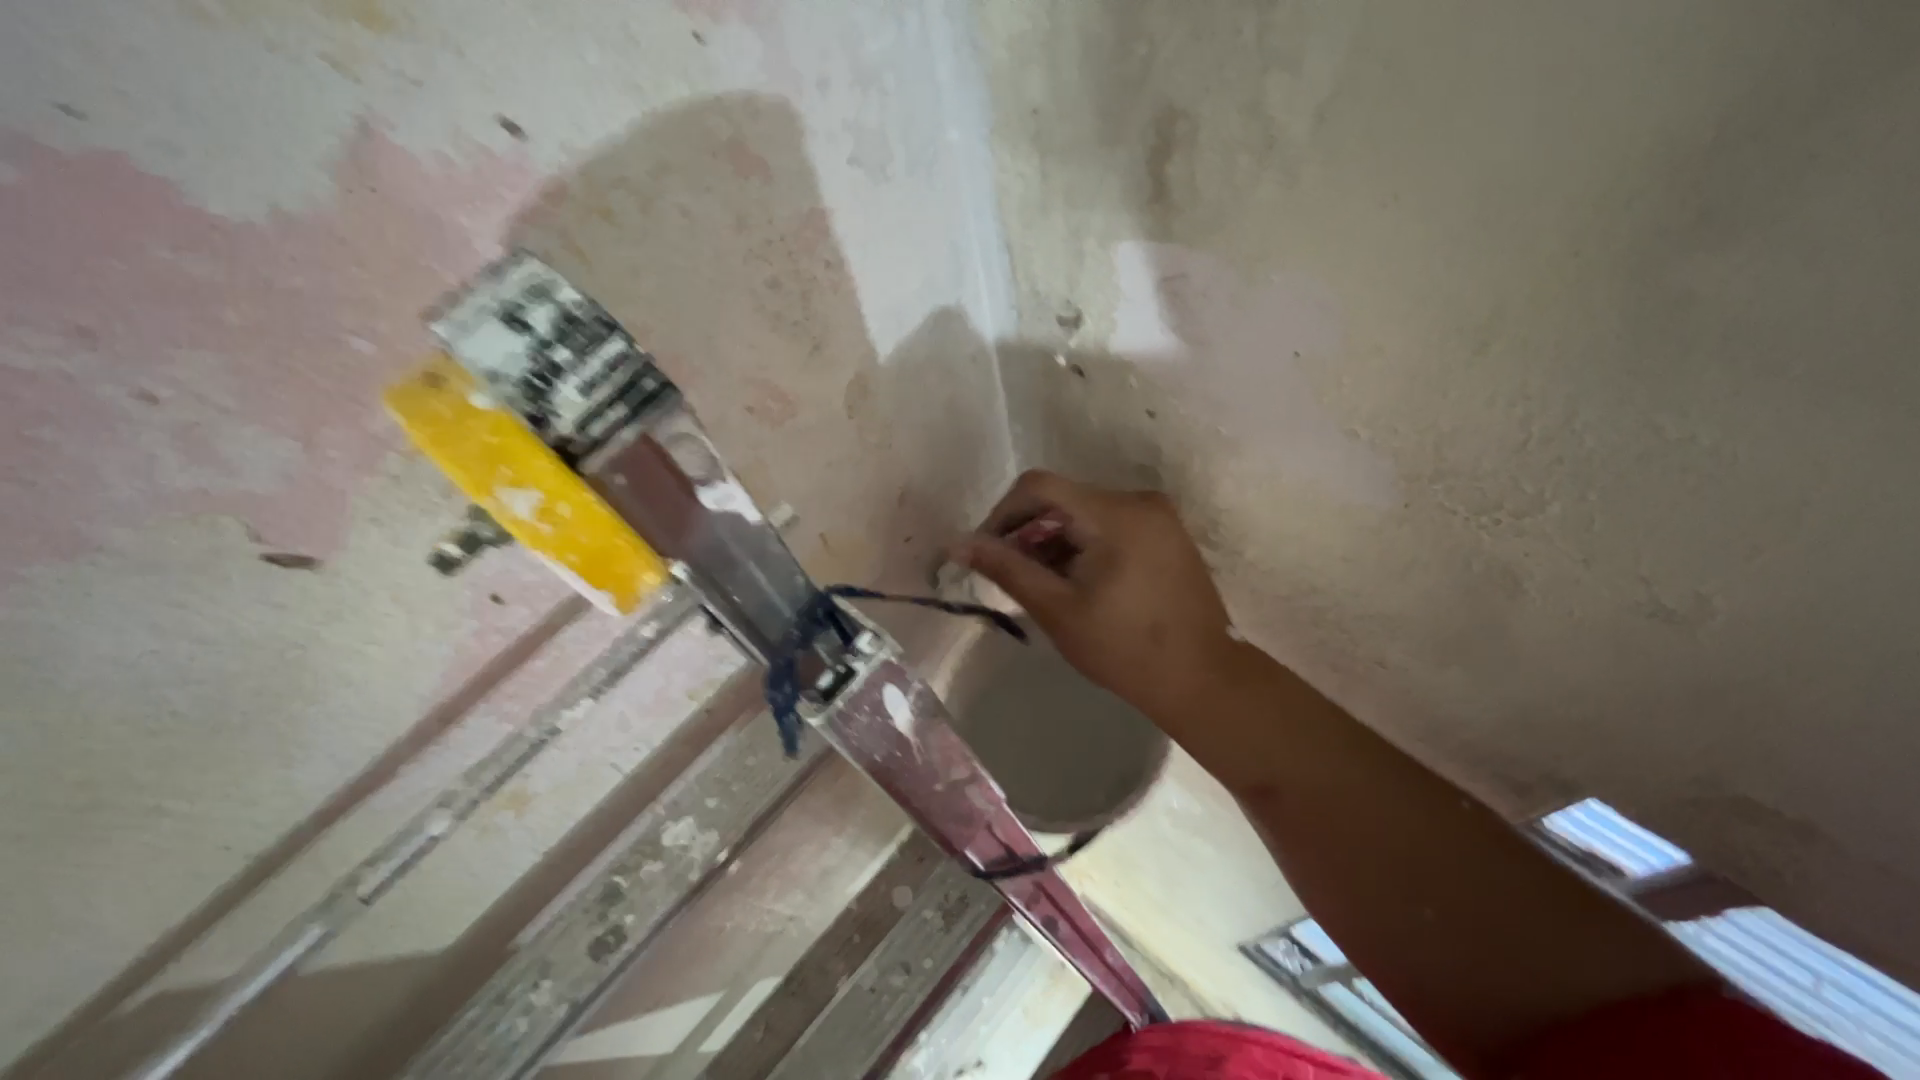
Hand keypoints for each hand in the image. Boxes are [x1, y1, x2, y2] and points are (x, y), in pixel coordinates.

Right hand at [951, 470, 1236, 719]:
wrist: (1203, 677)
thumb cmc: (1124, 648)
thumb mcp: (1056, 609)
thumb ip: (1007, 569)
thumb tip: (958, 544)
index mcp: (1114, 513)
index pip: (1038, 486)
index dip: (1002, 513)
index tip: (987, 552)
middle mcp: (1138, 500)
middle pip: (1063, 498)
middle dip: (1028, 531)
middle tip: (1012, 576)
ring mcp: (1159, 516)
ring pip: (1085, 513)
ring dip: (1055, 540)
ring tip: (1043, 586)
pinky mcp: (1167, 534)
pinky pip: (1111, 525)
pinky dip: (1084, 545)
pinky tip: (1077, 583)